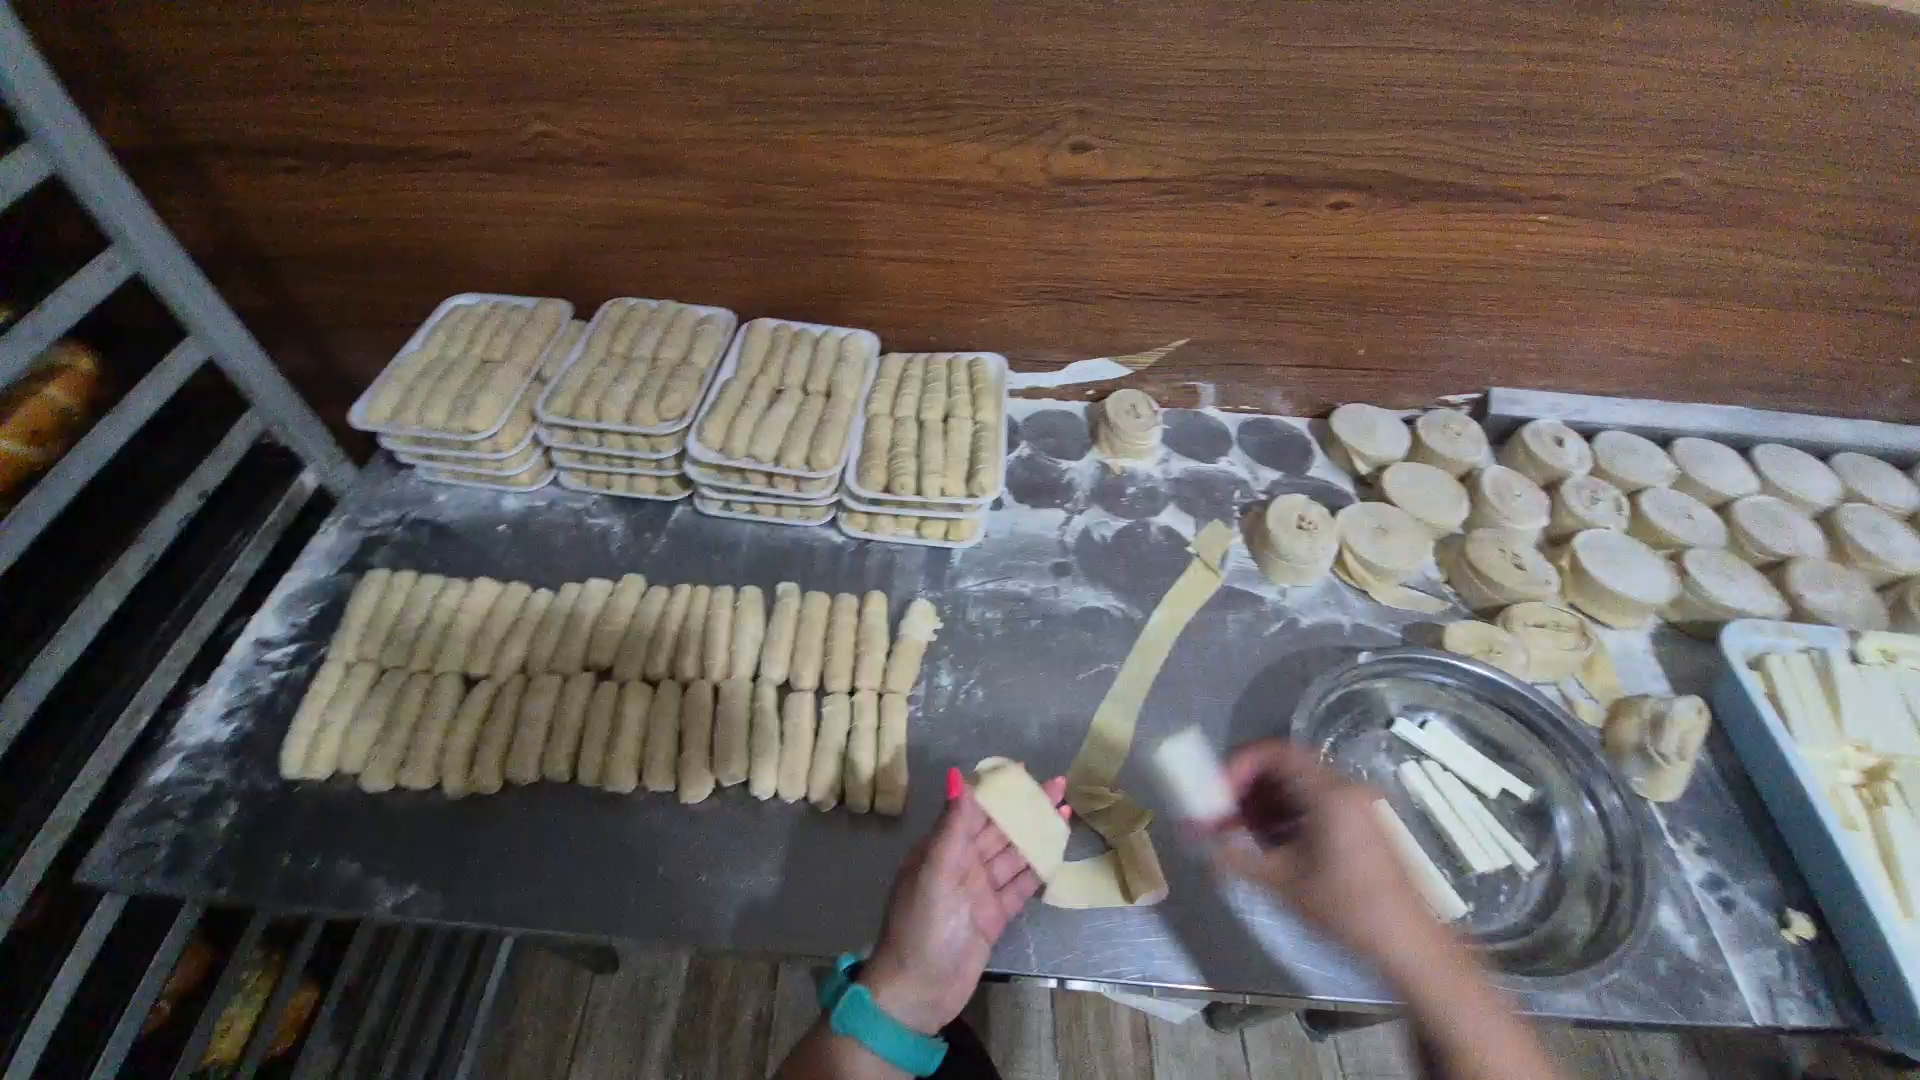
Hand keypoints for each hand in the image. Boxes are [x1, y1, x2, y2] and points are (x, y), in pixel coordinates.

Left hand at [861, 767, 1068, 1034]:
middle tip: (1058, 784)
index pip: (974, 808)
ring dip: (1037, 833)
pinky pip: (1020, 885)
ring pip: (1014, 853)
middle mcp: (962, 863)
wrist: (917, 993)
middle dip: (1026, 806)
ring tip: (1065, 809)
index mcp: (942, 848)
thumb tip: (958, 777)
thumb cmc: (921, 927)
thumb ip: (952, 826)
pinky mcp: (994, 916)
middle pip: (1000, 828)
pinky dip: (1038, 867)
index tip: (1023, 769)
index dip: (998, 789)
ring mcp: (979, 890)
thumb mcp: (935, 872)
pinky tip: (1057, 850)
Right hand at [1206, 739, 1453, 969]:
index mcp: (1330, 792)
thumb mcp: (1283, 883)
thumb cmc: (1348, 909)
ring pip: (1301, 787)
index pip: (1275, 752)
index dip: (1239, 765)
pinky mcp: (1367, 824)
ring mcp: (1361, 806)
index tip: (1218, 792)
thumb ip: (1236, 857)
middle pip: (1286, 768)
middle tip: (1224, 813)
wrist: (1414, 948)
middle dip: (1248, 788)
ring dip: (1266, 803)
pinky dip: (1289, 815)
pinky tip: (1274, 845)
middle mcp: (1347, 788)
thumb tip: (1201, 842)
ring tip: (1243, 832)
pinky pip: (1318, 803)